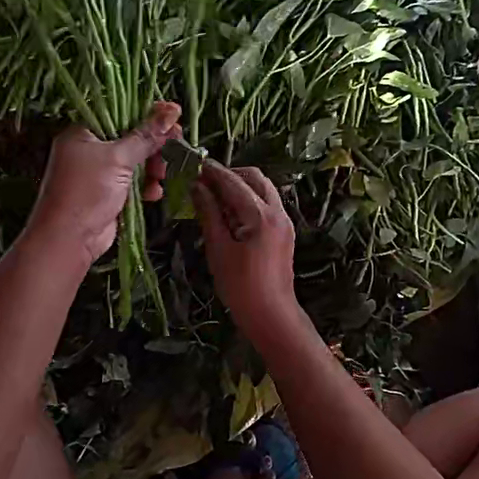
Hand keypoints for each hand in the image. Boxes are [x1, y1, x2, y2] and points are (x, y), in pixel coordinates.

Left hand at [27, 102, 180, 262]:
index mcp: (83, 133)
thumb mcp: (118, 158)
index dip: (147, 113)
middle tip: (176, 144)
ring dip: (152, 167)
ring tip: (161, 175)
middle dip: (154, 144)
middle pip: (130, 138)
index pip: (119, 113)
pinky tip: (154, 192)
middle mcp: (90, 150)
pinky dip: (145, 186)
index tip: (172, 114)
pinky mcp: (109, 194)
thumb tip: (171, 111)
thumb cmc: (86, 191)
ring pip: (135, 162)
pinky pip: (133, 183)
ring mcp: (99, 173)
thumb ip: (145, 136)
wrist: (69, 238)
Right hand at [193, 163, 303, 342]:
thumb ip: (209, 214)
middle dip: (229, 175)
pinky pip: (267, 204)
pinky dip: (249, 200)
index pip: (233, 182)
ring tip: (214, 197)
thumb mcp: (218, 249)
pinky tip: (230, 214)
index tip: (194, 164)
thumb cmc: (240, 286)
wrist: (271, 314)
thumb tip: (197, 187)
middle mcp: (277, 212)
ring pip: (263, 189)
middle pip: (254, 178)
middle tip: (204, 182)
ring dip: (240, 186)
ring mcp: (284, 221)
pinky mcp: (284, 232)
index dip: (212, 172)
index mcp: (260, 215)